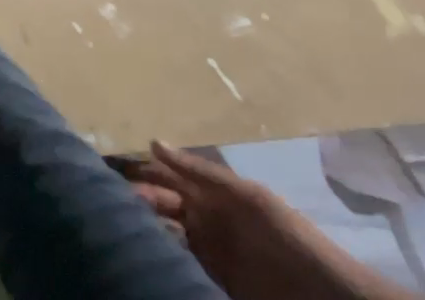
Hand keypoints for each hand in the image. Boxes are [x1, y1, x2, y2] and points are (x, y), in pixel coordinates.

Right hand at [128, 141, 414, 299]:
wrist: (323, 295)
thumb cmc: (286, 237)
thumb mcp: (248, 197)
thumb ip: (201, 171)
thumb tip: (151, 140)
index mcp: (208, 195)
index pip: (162, 175)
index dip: (136, 167)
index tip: (101, 163)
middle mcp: (197, 217)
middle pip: (152, 201)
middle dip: (128, 195)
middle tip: (101, 193)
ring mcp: (198, 248)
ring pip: (154, 228)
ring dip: (135, 222)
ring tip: (111, 217)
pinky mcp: (199, 273)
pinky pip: (167, 256)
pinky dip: (149, 248)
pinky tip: (134, 242)